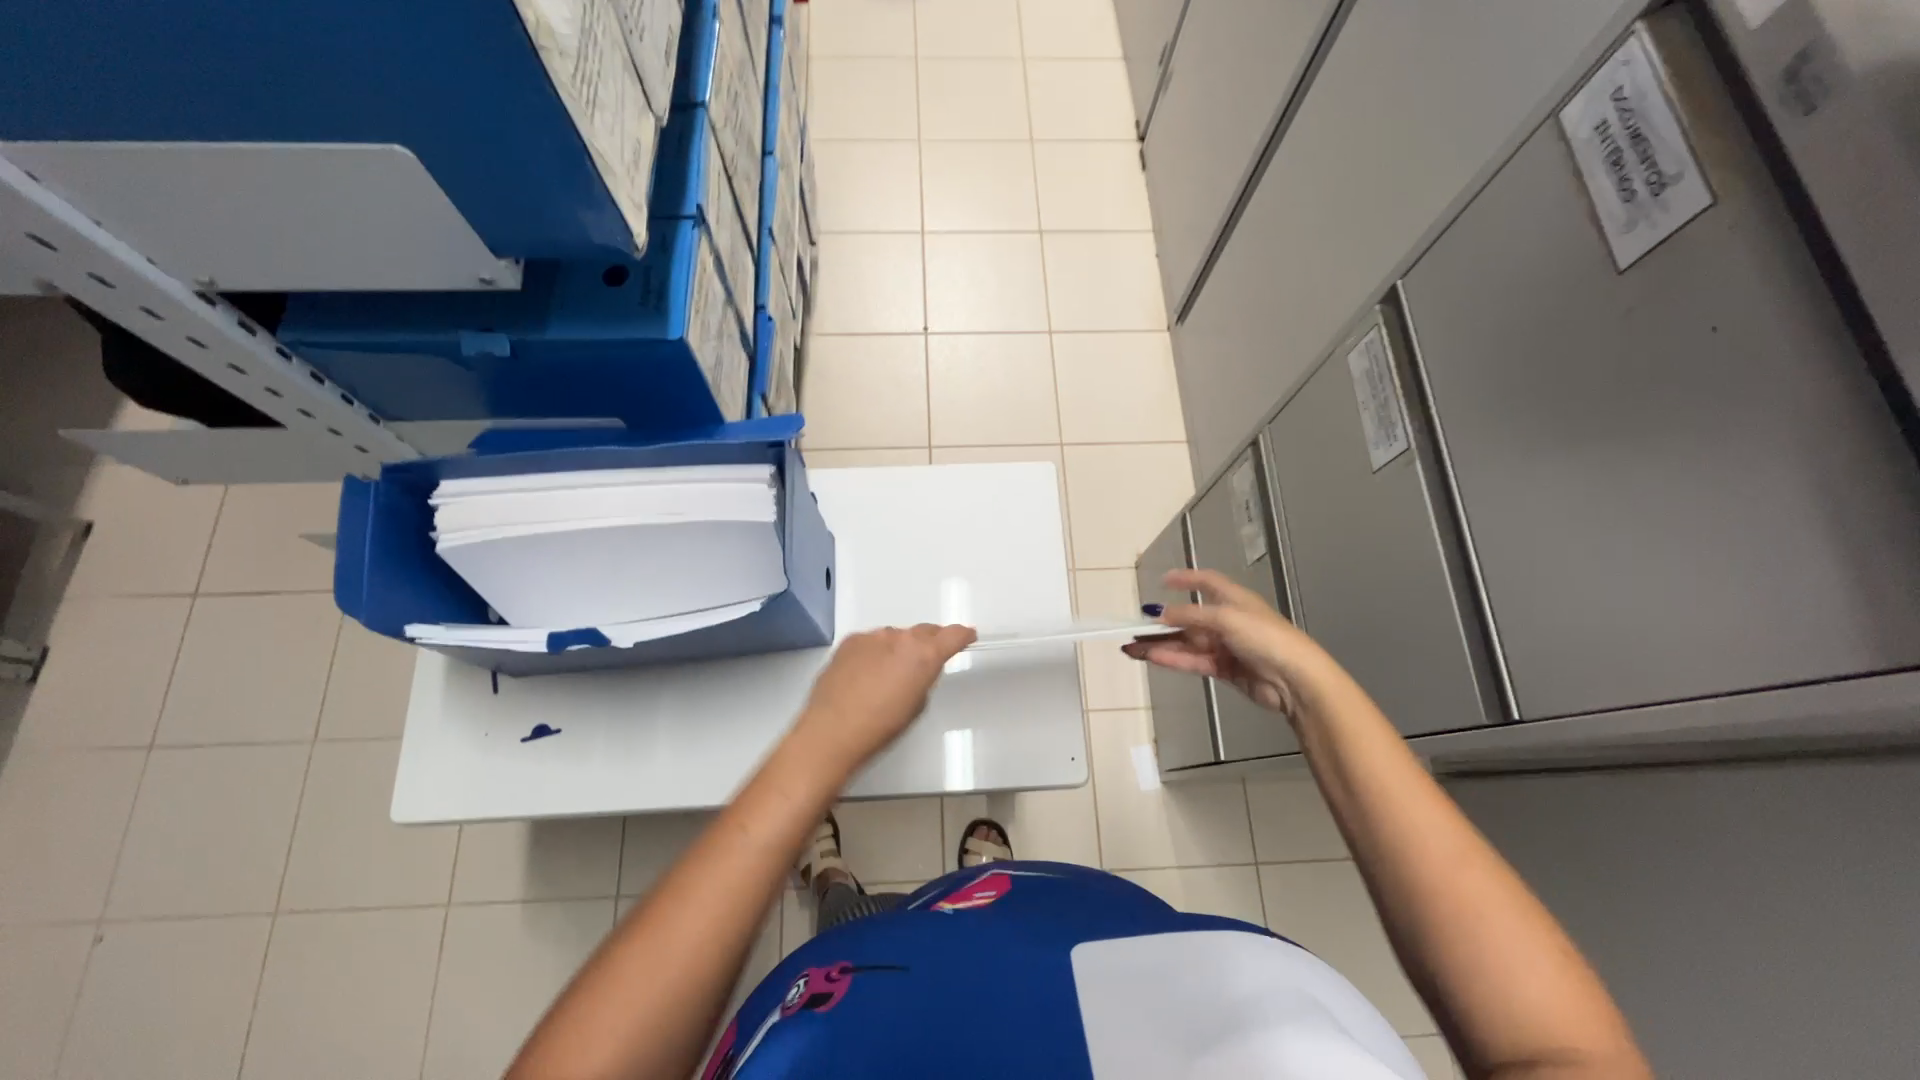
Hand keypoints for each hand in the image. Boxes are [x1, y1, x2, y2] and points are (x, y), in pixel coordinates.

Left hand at [791, 624, 977, 769]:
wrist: (832, 731)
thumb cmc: (881, 727)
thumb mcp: (916, 705)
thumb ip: (923, 678)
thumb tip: (916, 670)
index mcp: (923, 654)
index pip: (952, 635)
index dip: (962, 635)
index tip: (967, 636)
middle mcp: (899, 638)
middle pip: (923, 631)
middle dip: (930, 642)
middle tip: (928, 659)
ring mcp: (871, 637)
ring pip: (894, 637)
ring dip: (898, 649)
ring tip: (889, 674)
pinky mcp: (849, 642)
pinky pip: (870, 642)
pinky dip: (875, 652)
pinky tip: (866, 675)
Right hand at [1122, 569, 1334, 717]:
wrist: (1293, 679)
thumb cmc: (1264, 637)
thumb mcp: (1226, 618)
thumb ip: (1190, 615)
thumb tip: (1159, 613)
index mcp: (1234, 599)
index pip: (1207, 582)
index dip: (1186, 579)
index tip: (1162, 581)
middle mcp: (1228, 620)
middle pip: (1189, 618)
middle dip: (1162, 623)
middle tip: (1134, 627)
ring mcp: (1226, 646)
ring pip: (1186, 643)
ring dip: (1160, 644)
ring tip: (1132, 648)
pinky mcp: (1224, 670)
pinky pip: (1192, 661)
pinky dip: (1172, 659)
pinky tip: (1151, 657)